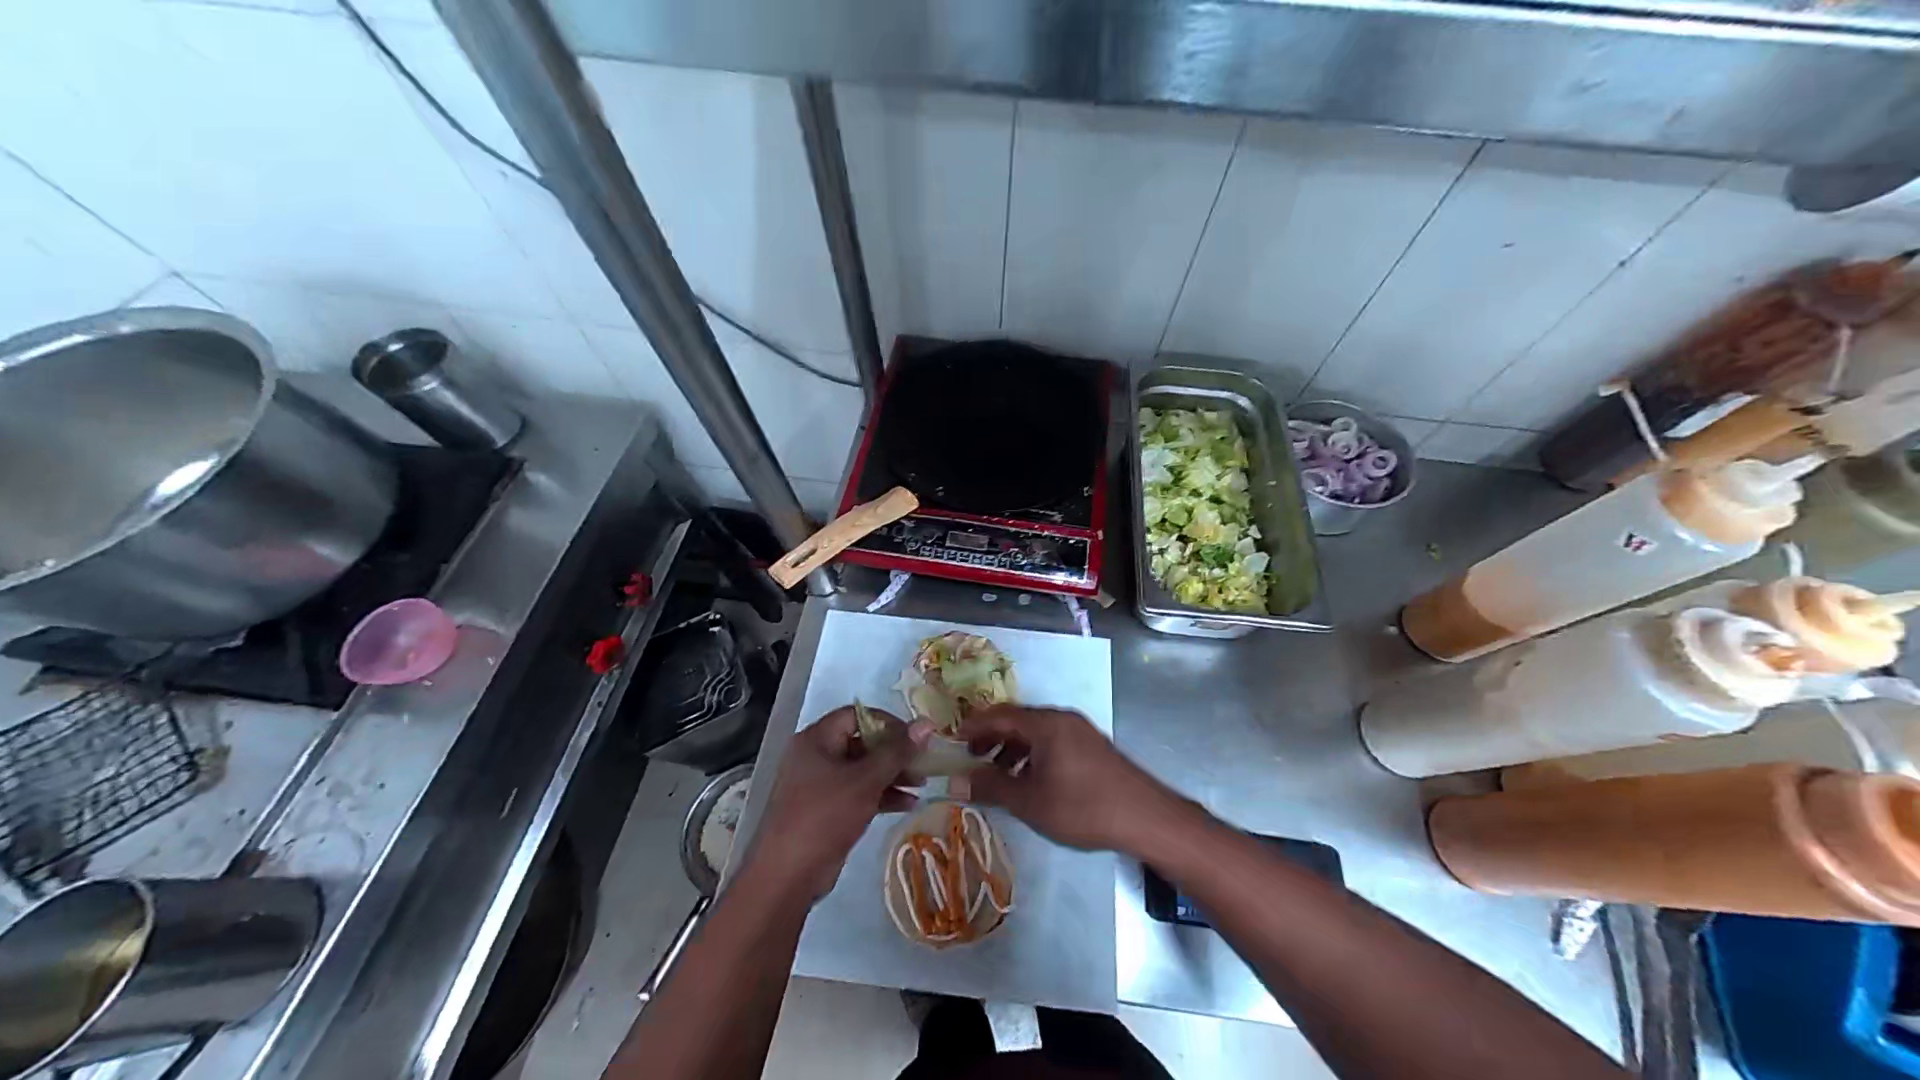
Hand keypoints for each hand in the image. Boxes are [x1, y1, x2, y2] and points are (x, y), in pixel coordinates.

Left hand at [738, 705, 930, 901]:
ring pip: (862, 769)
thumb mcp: (865, 780)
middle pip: (861, 742)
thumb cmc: (825, 816)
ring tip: (922, 784)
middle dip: (894, 753)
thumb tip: (926, 724)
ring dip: (892, 775)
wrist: (787, 875)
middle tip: (924, 762)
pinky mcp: (826, 809)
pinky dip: (881, 795)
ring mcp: (819, 784)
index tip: (915, 738)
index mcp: (816, 739)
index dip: (888, 723)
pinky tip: (908, 804)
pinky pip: (858, 792)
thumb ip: (897, 751)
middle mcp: (816, 756)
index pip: (857, 715)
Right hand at [960, 705, 1187, 854]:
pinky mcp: (1093, 747)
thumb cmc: (1082, 807)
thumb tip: (954, 782)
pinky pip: (1053, 741)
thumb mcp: (1029, 801)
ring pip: (1036, 732)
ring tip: (998, 774)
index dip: (974, 727)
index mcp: (1046, 723)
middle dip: (992, 738)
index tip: (953, 741)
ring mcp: (1081, 731)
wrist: (1145, 818)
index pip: (1000, 715)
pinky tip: (1030, 781)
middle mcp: (1063, 719)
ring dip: (1012, 749)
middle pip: (1018, 720)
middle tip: (972, 758)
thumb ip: (990, 788)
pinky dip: (1033, 754)